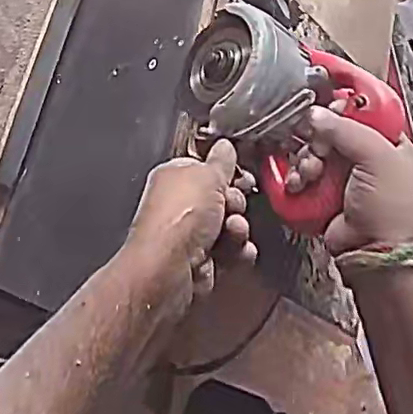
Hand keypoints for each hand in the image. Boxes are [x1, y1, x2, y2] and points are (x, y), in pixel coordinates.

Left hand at [123, 139, 257, 314]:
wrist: (170, 268)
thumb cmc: (181, 216)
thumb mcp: (207, 177)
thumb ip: (221, 161)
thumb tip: (225, 146)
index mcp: (175, 177)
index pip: (207, 169)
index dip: (227, 172)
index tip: (242, 176)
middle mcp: (180, 204)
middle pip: (222, 198)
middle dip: (234, 202)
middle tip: (231, 205)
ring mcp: (190, 234)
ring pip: (230, 226)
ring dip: (238, 229)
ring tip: (232, 232)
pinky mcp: (202, 262)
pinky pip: (231, 252)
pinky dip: (238, 252)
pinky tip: (237, 252)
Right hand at [285, 103, 412, 254]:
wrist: (376, 254)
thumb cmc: (393, 212)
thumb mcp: (378, 158)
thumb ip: (346, 129)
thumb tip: (315, 114)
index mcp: (386, 142)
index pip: (358, 111)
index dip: (338, 108)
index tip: (323, 109)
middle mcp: (363, 157)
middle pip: (326, 131)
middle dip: (315, 140)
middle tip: (318, 152)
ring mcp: (341, 175)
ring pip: (309, 152)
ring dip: (304, 162)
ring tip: (311, 175)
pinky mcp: (322, 192)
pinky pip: (299, 174)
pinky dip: (296, 178)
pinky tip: (301, 185)